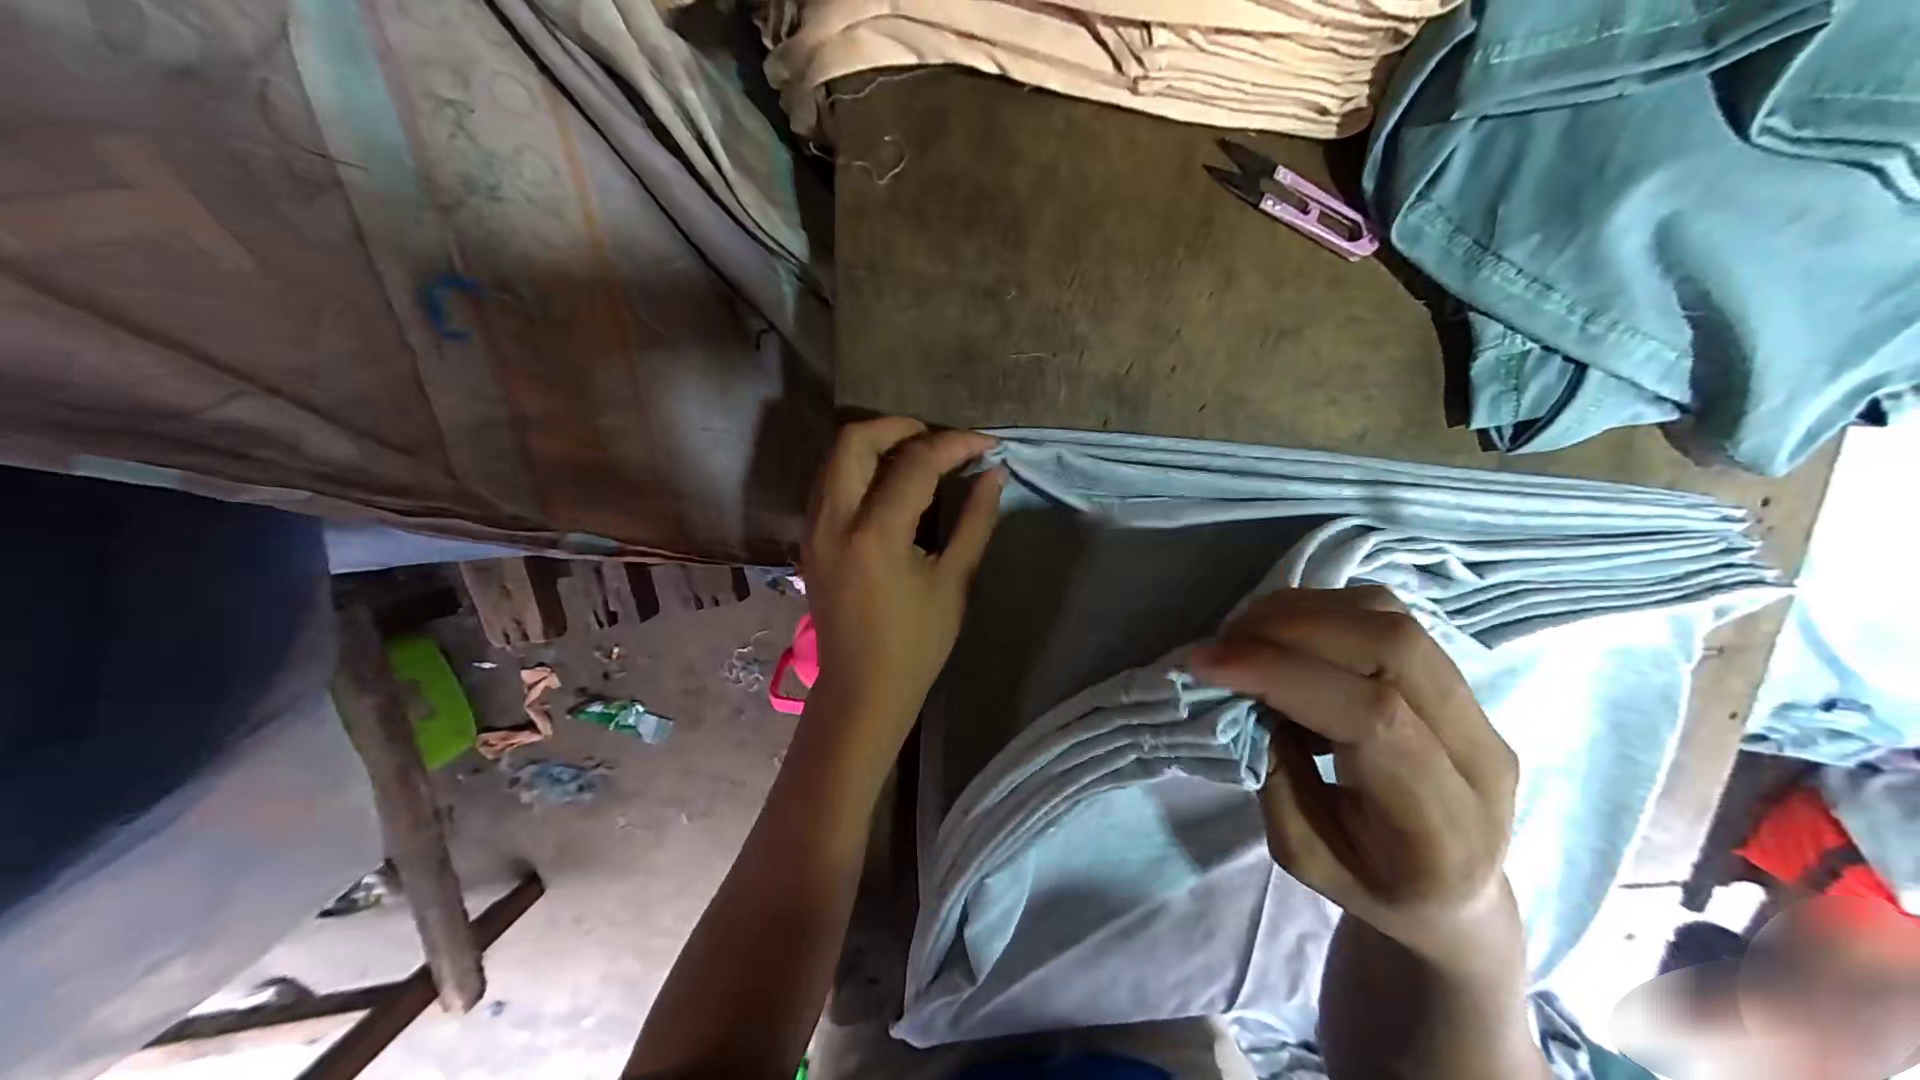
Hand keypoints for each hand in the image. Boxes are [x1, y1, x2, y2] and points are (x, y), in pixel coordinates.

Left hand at [801, 417, 1003, 743]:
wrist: (862, 689)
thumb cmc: (916, 644)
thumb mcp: (953, 581)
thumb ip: (974, 521)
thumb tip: (994, 473)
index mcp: (875, 535)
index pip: (914, 464)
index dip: (954, 445)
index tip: (985, 444)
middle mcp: (833, 521)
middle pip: (854, 440)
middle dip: (900, 427)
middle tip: (939, 440)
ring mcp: (813, 529)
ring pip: (834, 458)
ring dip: (875, 444)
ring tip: (918, 456)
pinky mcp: (808, 539)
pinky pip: (828, 482)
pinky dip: (858, 468)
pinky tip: (889, 484)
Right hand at [1189, 586, 1523, 970]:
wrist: (1454, 892)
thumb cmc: (1373, 885)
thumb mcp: (1303, 855)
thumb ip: (1275, 775)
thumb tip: (1246, 695)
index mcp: (1443, 823)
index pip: (1372, 715)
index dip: (1282, 674)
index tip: (1206, 663)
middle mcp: (1478, 752)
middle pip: (1391, 645)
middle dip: (1288, 629)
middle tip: (1221, 643)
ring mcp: (1476, 707)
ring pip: (1389, 617)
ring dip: (1300, 612)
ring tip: (1243, 635)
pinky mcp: (1455, 678)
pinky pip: (1385, 616)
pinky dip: (1318, 611)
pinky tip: (1281, 634)